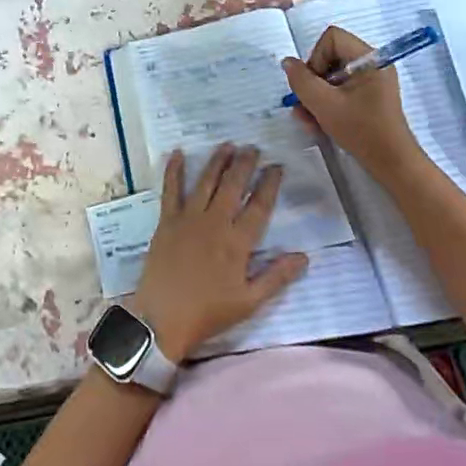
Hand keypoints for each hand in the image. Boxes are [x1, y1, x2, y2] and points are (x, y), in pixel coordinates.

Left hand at [131, 146, 308, 360]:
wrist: (161, 320)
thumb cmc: (208, 313)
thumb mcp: (249, 301)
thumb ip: (277, 277)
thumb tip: (304, 256)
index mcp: (238, 242)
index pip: (259, 205)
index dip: (270, 184)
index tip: (277, 167)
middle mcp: (214, 223)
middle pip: (233, 185)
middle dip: (245, 164)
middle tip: (253, 148)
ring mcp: (188, 220)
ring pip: (206, 182)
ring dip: (218, 161)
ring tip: (228, 145)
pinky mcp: (166, 223)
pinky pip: (170, 190)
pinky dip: (174, 171)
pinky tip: (177, 153)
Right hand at [281, 26, 422, 173]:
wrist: (391, 162)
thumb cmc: (361, 130)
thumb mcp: (324, 105)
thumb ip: (302, 81)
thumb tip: (288, 62)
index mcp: (370, 59)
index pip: (332, 38)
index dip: (315, 58)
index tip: (312, 86)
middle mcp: (373, 65)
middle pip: (331, 57)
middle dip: (313, 82)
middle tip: (304, 105)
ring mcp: (372, 82)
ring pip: (333, 78)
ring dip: (316, 97)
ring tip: (308, 121)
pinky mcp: (370, 98)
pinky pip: (342, 92)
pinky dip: (328, 105)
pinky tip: (318, 124)